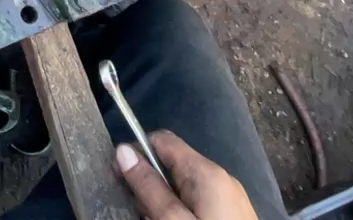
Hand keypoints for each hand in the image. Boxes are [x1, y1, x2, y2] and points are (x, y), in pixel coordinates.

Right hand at [117, 131, 257, 219]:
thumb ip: (149, 188)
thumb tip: (122, 150)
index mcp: (207, 173)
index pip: (161, 140)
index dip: (136, 153)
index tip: (119, 179)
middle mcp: (221, 180)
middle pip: (171, 165)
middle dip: (149, 184)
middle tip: (138, 213)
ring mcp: (230, 201)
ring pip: (182, 188)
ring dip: (163, 202)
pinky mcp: (233, 218)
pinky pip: (198, 205)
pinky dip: (180, 213)